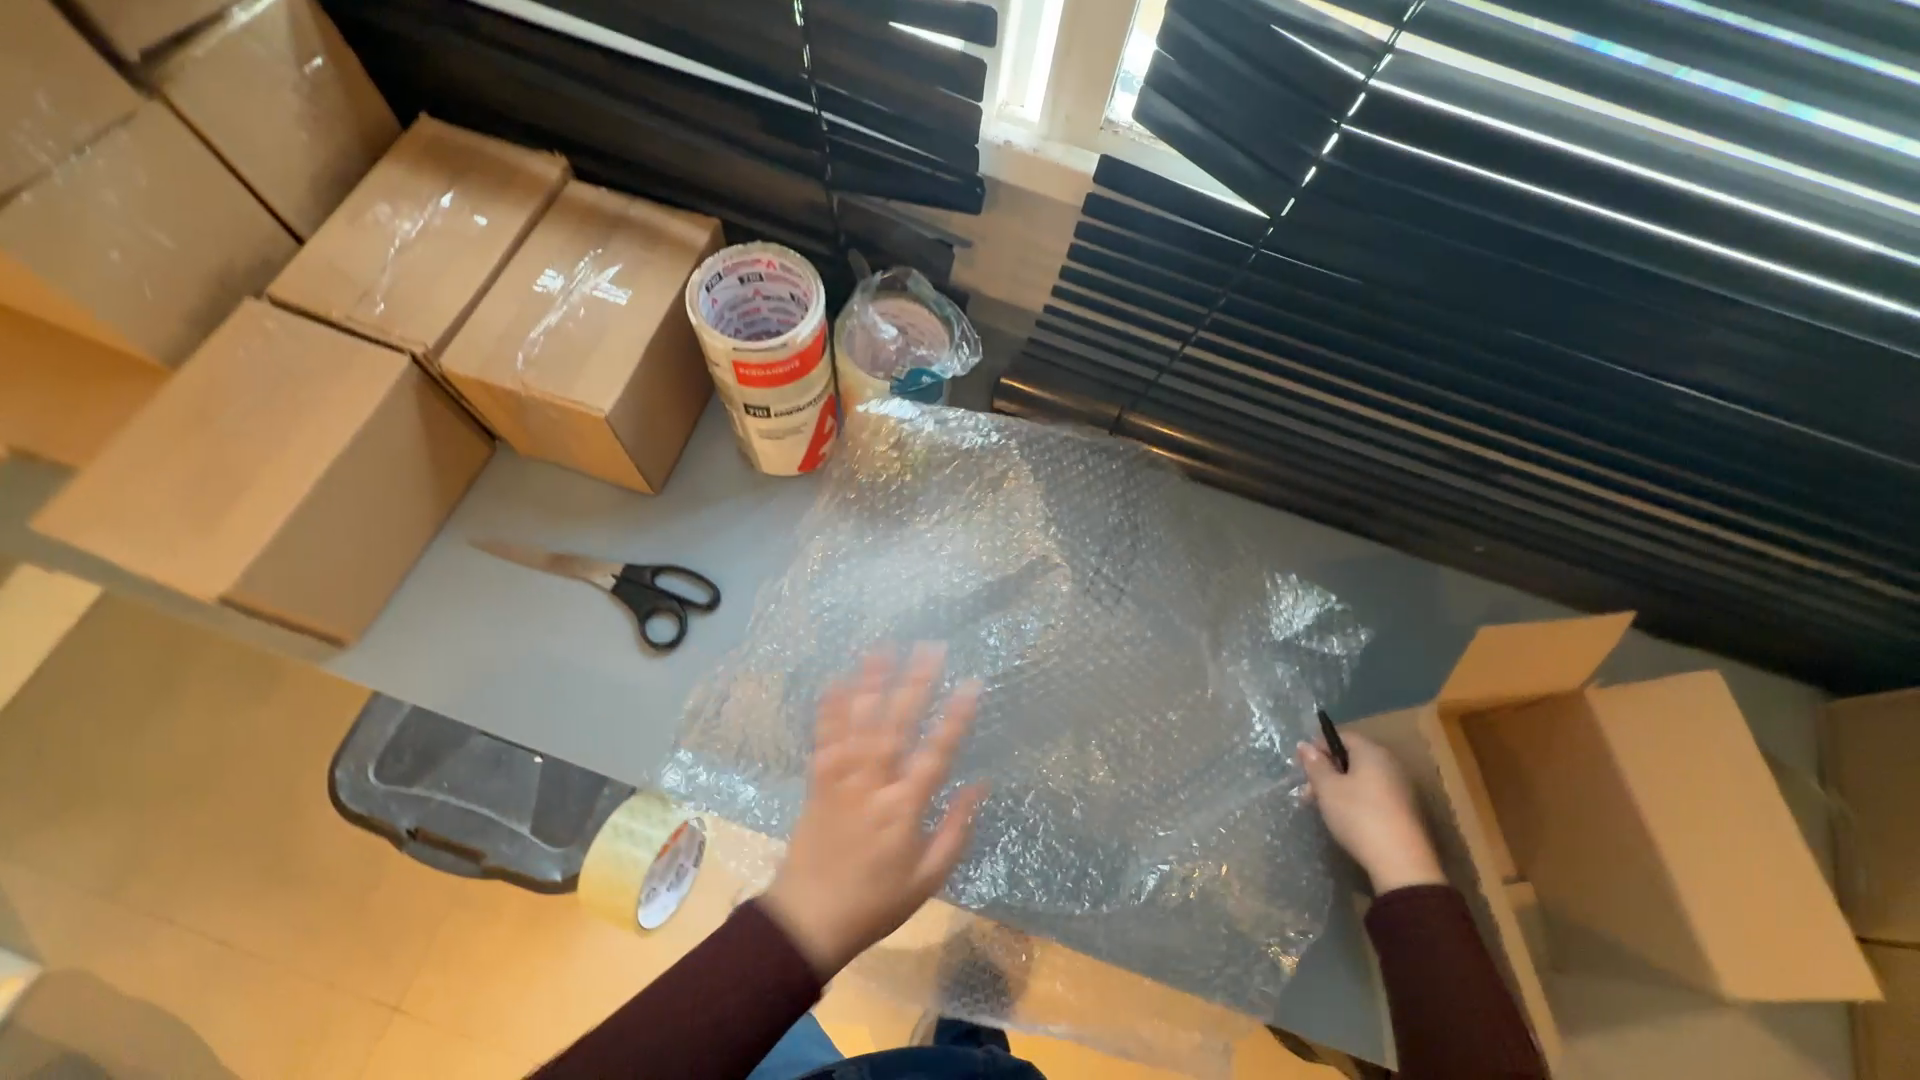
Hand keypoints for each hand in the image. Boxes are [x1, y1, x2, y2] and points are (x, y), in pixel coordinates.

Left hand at [760, 645, 986, 980]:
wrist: (808, 920)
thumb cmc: (876, 902)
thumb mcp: (928, 877)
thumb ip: (955, 829)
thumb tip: (979, 786)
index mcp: (903, 809)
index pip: (936, 753)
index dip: (956, 717)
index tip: (972, 684)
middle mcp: (872, 785)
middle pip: (896, 725)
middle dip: (915, 684)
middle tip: (931, 648)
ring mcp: (841, 780)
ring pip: (858, 723)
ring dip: (871, 683)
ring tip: (883, 649)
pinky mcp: (817, 783)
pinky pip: (824, 738)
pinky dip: (830, 708)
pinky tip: (837, 680)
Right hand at [1298, 733, 1445, 894]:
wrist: (1400, 861)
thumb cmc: (1358, 815)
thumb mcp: (1328, 788)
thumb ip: (1315, 765)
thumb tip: (1304, 745)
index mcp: (1372, 752)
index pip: (1342, 737)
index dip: (1318, 747)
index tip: (1301, 766)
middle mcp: (1389, 764)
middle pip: (1352, 758)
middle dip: (1326, 771)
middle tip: (1307, 792)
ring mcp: (1400, 787)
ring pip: (1361, 778)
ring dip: (1338, 787)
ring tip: (1321, 807)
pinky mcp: (1404, 809)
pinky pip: (1373, 794)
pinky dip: (1355, 800)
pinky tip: (1344, 818)